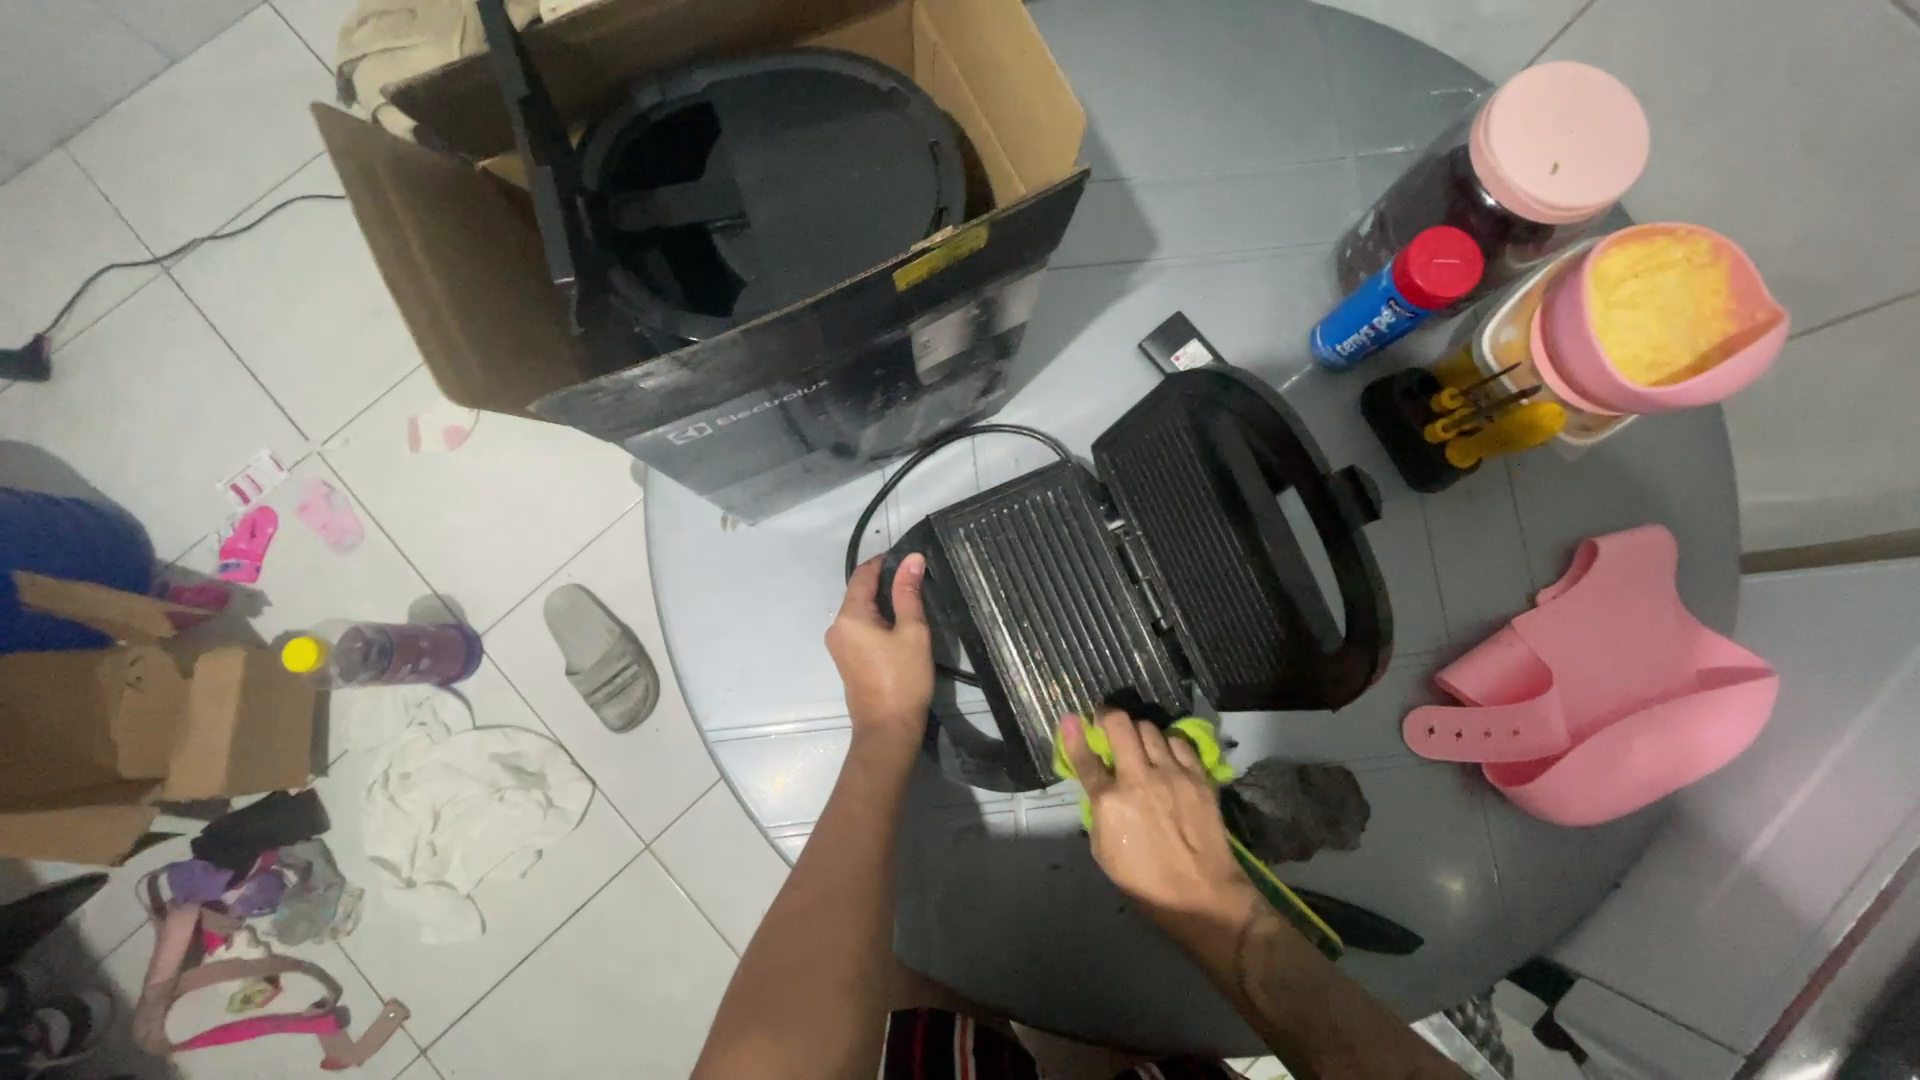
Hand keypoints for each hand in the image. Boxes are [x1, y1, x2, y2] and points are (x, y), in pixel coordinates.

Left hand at [826, 555, 934, 756]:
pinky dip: (877, 620)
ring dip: (881, 602)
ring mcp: (838, 645)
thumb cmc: (903, 679)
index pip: (863, 575)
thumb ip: (909, 593)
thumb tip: (912, 559)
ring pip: (859, 611)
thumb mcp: (912, 632)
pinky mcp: (845, 659)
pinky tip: (898, 624)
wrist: (887, 729)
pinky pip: (860, 628)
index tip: (909, 558)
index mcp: (849, 617)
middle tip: (916, 580)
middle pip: (859, 592)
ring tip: (912, 601)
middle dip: (884, 582)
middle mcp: (837, 627)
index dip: (884, 562)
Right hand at [1061, 710, 1261, 945]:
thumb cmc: (1144, 881)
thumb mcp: (1103, 850)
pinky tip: (1167, 756)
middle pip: (1120, 725)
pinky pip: (1179, 742)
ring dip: (1138, 733)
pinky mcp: (1198, 778)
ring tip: (1139, 745)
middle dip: (1108, 718)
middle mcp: (1138, 779)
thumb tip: (1098, 784)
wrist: (1201, 895)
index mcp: (1109, 803)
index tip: (1069, 719)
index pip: (1085, 759)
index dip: (1073, 735)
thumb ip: (1098, 809)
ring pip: (1149, 728)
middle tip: (1107, 724)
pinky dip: (1167, 744)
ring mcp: (1172, 775)